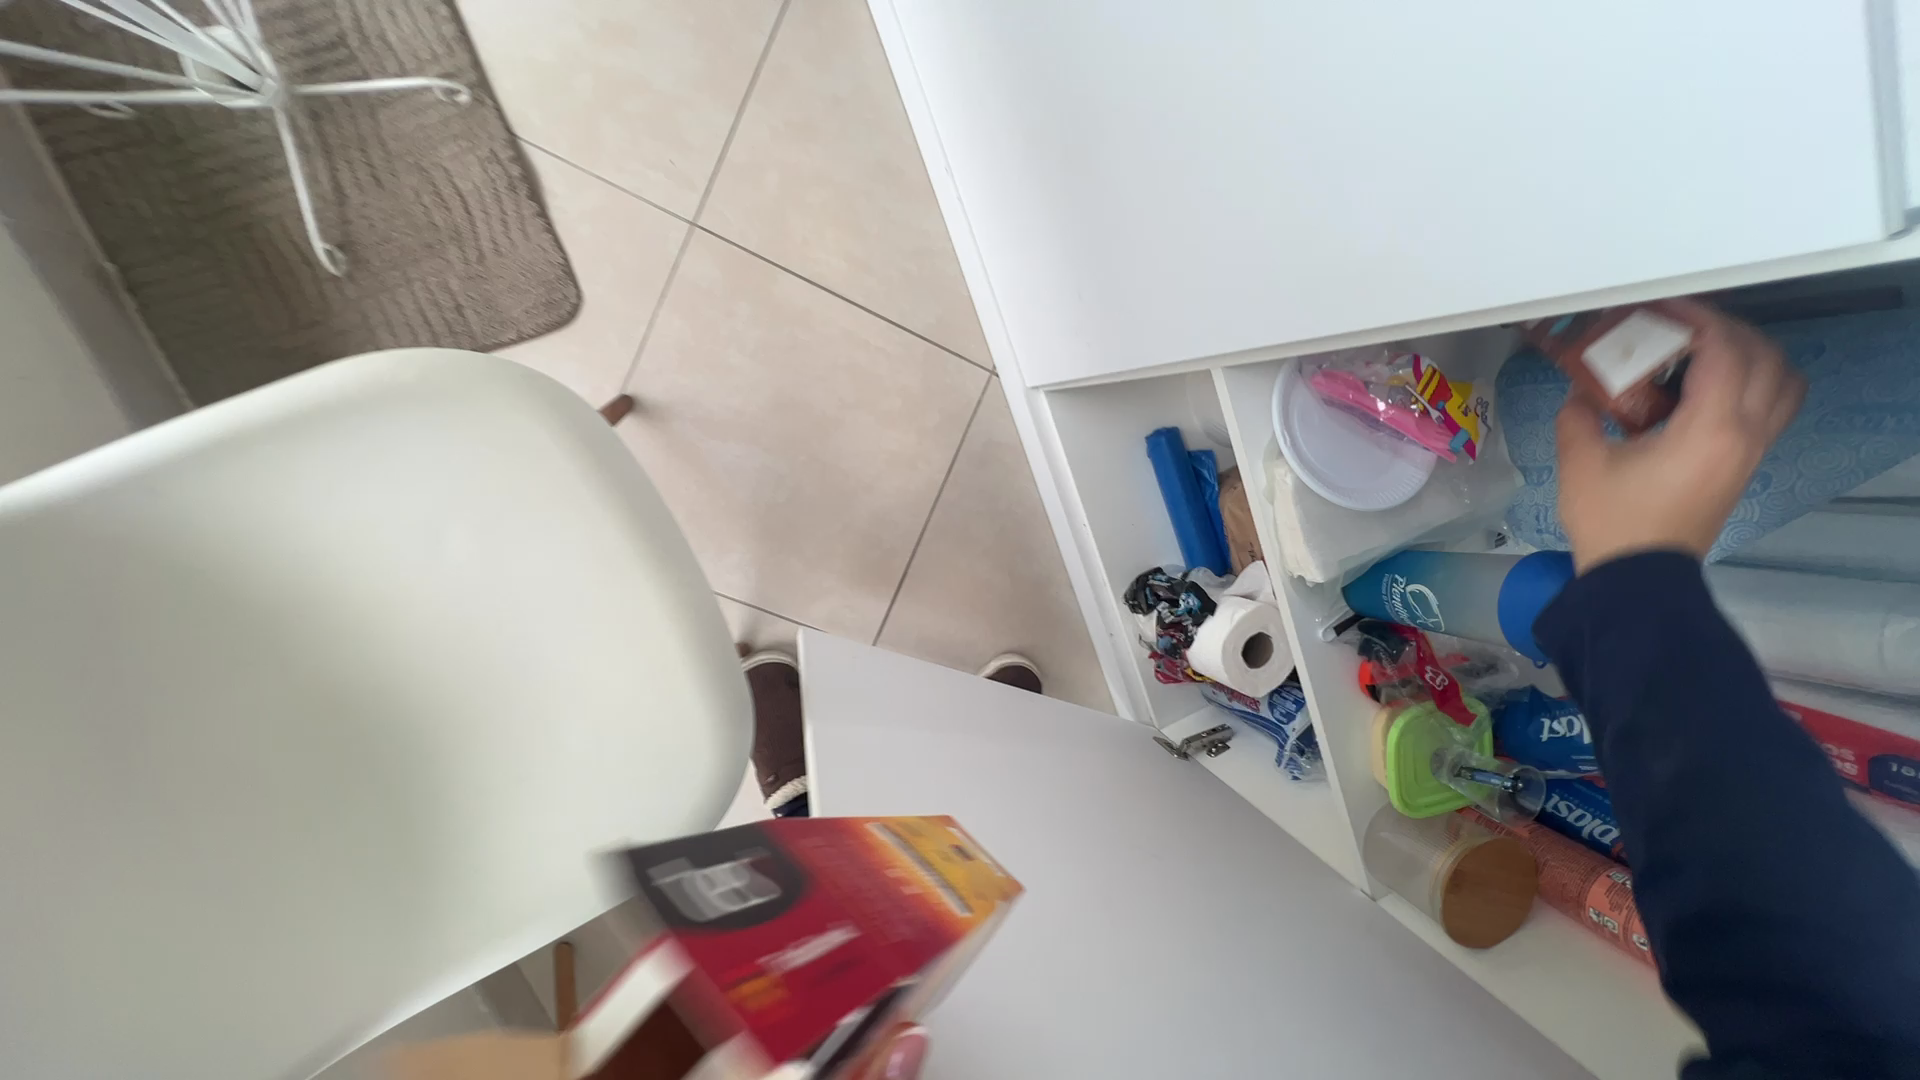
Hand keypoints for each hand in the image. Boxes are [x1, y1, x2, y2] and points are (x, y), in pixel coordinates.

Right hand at [1555, 298, 1803, 573]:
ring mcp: (1752, 449)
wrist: (1637, 572)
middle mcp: (1745, 432)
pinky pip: (1772, 406)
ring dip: (1750, 355)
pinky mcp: (1744, 462)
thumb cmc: (1611, 518)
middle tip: (1680, 326)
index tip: (1663, 309)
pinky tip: (1709, 389)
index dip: (1697, 320)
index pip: (1725, 351)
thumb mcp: (1580, 462)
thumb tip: (1582, 396)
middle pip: (1764, 358)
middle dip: (1726, 331)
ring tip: (1703, 352)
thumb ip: (1579, 418)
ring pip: (1781, 381)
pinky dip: (1753, 382)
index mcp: (1710, 427)